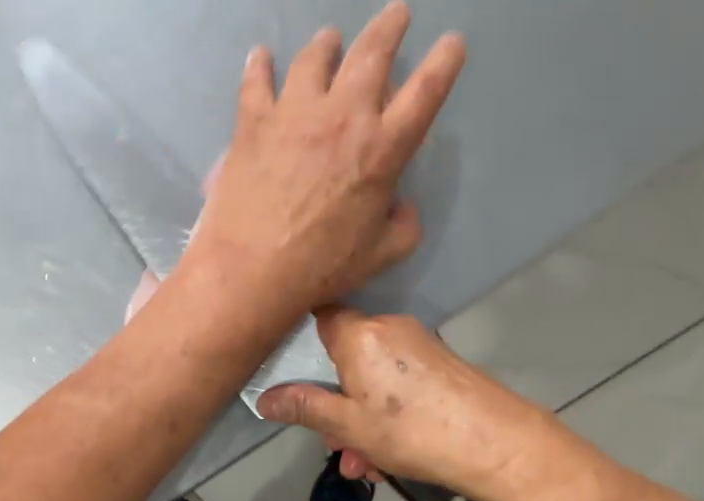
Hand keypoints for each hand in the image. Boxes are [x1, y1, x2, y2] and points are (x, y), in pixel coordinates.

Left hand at [184, 3, 465, 317]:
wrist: (251, 271)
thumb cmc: (320, 268)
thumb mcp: (379, 256)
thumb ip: (402, 227)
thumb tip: (403, 207)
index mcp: (383, 149)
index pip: (426, 91)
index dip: (444, 62)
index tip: (451, 43)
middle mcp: (343, 117)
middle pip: (373, 54)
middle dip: (389, 27)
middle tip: (397, 13)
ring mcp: (295, 114)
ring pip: (315, 59)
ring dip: (327, 44)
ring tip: (330, 39)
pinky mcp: (253, 124)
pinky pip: (257, 83)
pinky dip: (259, 65)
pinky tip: (260, 56)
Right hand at [256, 308, 620, 500]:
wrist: (493, 443)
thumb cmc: (410, 431)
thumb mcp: (347, 426)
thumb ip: (304, 407)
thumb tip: (264, 399)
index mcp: (360, 334)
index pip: (319, 318)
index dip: (300, 344)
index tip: (289, 375)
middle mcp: (390, 328)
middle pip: (345, 356)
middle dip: (333, 401)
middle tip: (333, 444)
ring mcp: (419, 345)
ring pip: (371, 378)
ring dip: (359, 419)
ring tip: (363, 463)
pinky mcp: (440, 364)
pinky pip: (397, 384)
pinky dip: (386, 414)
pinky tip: (387, 455)